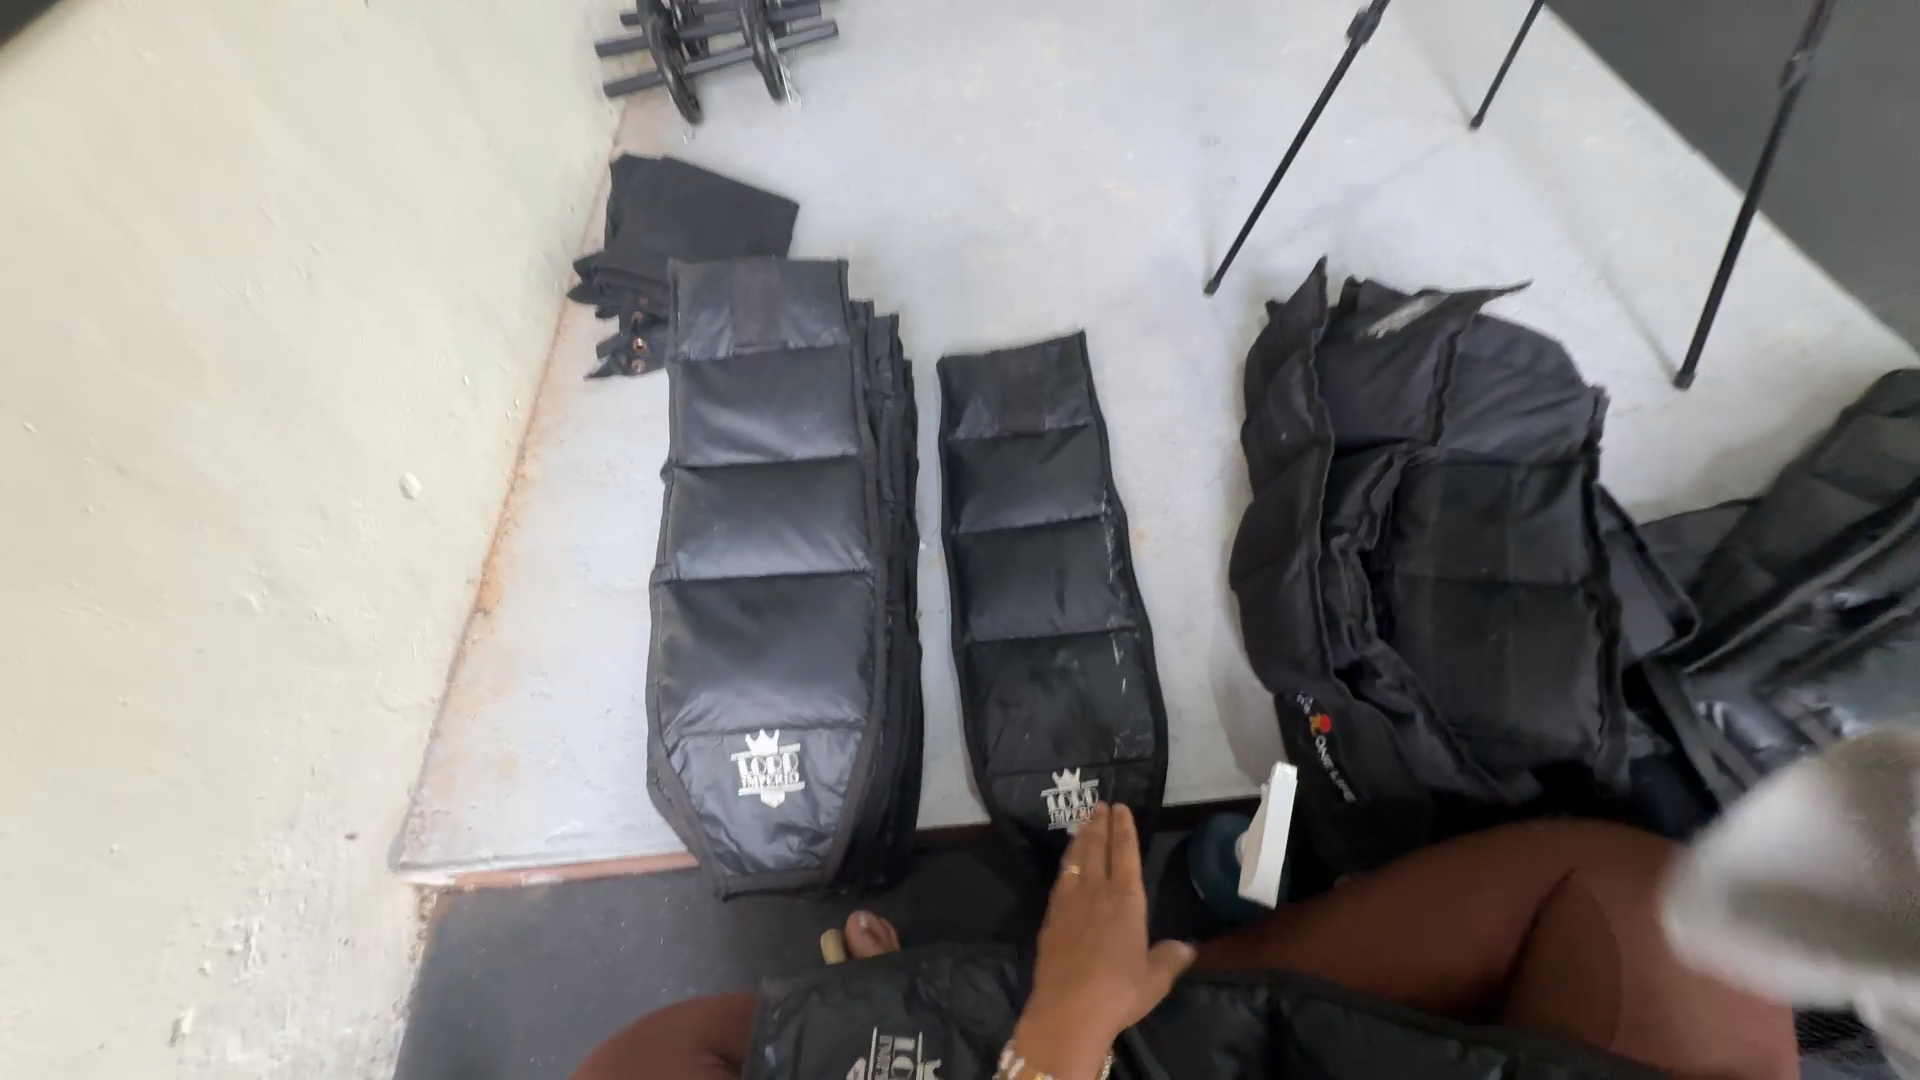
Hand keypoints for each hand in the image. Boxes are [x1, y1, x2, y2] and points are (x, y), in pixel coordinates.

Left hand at [1009, 803, 1194, 1078]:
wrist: (1069, 1007)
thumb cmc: (1119, 991)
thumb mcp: (1155, 979)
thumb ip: (1170, 958)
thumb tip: (1189, 947)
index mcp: (1126, 899)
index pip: (1125, 853)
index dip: (1123, 828)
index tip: (1120, 807)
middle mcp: (1097, 890)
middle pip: (1097, 848)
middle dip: (1100, 824)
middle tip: (1099, 804)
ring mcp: (1070, 900)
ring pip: (1076, 858)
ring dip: (1081, 837)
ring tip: (1084, 822)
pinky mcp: (1051, 915)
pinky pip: (1061, 878)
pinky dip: (1066, 863)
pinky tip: (1067, 863)